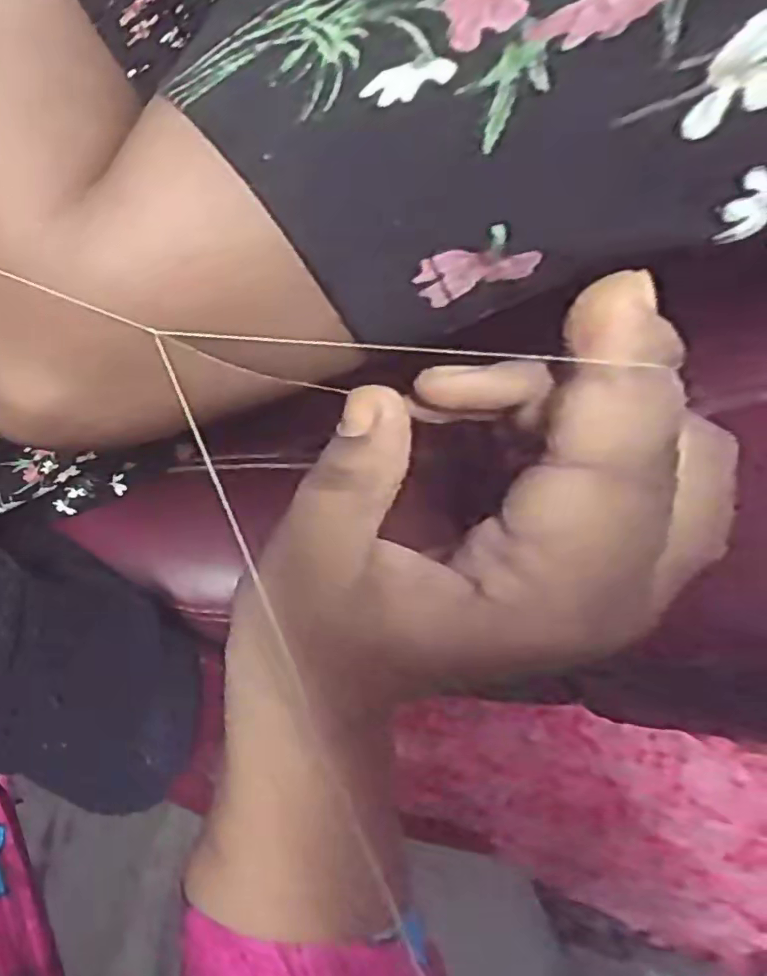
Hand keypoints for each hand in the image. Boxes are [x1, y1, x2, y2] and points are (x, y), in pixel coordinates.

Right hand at [227, 271, 738, 716]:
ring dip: (549, 409)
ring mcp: (613, 580)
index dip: (618, 373)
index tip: (615, 290)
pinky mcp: (587, 565)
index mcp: (554, 594)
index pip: (619, 467)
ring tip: (431, 411)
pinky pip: (606, 472)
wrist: (322, 685)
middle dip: (571, 392)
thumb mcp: (311, 552)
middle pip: (665, 452)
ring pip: (648, 455)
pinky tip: (458, 434)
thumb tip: (379, 398)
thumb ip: (352, 476)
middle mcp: (619, 590)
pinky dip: (540, 433)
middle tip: (439, 389)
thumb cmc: (309, 627)